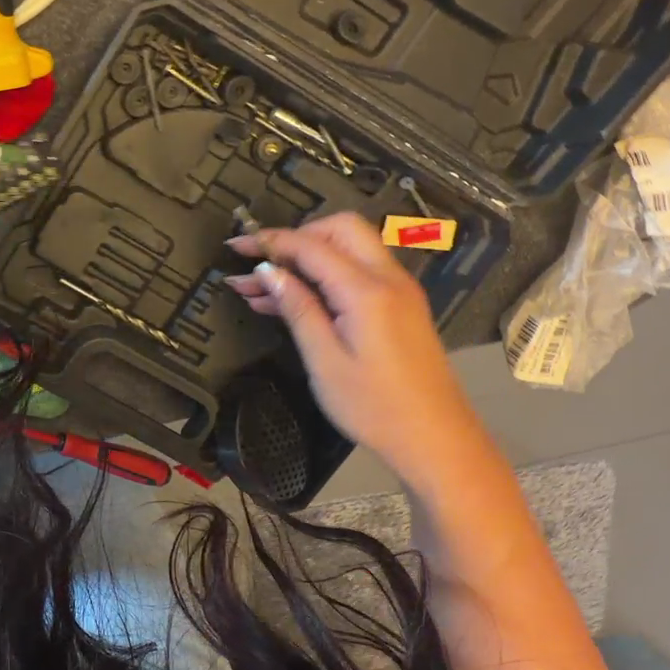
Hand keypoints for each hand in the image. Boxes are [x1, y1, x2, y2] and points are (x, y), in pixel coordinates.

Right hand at [223, 213, 484, 463]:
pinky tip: (289, 301)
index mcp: (367, 291)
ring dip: (306, 258)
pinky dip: (323, 276)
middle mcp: (388, 279)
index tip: (234, 249)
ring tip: (259, 290)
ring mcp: (398, 291)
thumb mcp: (324, 360)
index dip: (269, 242)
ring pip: (349, 248)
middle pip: (340, 229)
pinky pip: (357, 272)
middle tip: (259, 266)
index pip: (312, 246)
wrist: (436, 440)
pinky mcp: (399, 306)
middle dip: (295, 238)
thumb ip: (297, 308)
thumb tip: (266, 271)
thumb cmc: (374, 406)